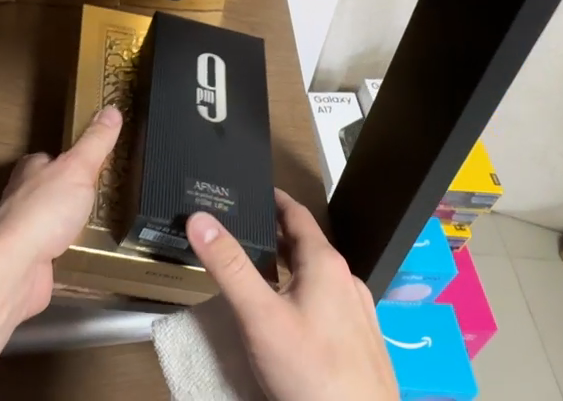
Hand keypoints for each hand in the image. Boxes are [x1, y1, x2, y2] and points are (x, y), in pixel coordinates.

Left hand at [0, 106, 121, 320]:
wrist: (15, 268)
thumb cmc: (43, 212)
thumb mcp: (77, 168)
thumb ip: (95, 142)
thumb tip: (111, 110)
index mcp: (31, 170)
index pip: (51, 158)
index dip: (71, 160)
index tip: (93, 163)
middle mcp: (22, 198)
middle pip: (51, 190)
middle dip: (73, 195)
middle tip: (103, 196)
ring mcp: (24, 231)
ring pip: (52, 222)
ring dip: (70, 226)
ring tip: (100, 227)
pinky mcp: (29, 261)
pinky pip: (54, 253)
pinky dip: (68, 253)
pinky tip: (85, 255)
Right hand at [188, 189, 394, 400]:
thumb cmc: (310, 372)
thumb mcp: (260, 317)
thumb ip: (230, 266)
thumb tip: (199, 217)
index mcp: (326, 264)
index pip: (297, 214)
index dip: (273, 199)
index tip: (250, 190)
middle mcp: (348, 281)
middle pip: (308, 245)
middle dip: (276, 235)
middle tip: (242, 231)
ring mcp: (360, 315)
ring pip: (320, 278)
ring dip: (292, 267)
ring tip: (261, 272)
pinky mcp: (363, 345)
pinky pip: (331, 305)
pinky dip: (306, 295)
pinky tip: (292, 319)